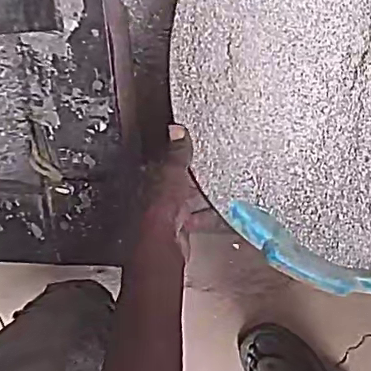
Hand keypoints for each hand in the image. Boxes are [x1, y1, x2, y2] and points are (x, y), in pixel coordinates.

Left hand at [140, 125, 212, 255]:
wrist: (162, 241)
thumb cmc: (159, 205)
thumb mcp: (173, 171)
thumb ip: (177, 151)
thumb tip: (176, 130)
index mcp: (150, 178)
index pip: (167, 163)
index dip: (182, 158)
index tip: (196, 152)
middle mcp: (156, 196)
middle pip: (180, 183)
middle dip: (196, 180)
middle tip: (212, 173)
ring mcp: (168, 214)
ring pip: (189, 201)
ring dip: (204, 199)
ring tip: (219, 194)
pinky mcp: (180, 228)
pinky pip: (198, 218)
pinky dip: (208, 215)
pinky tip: (218, 213)